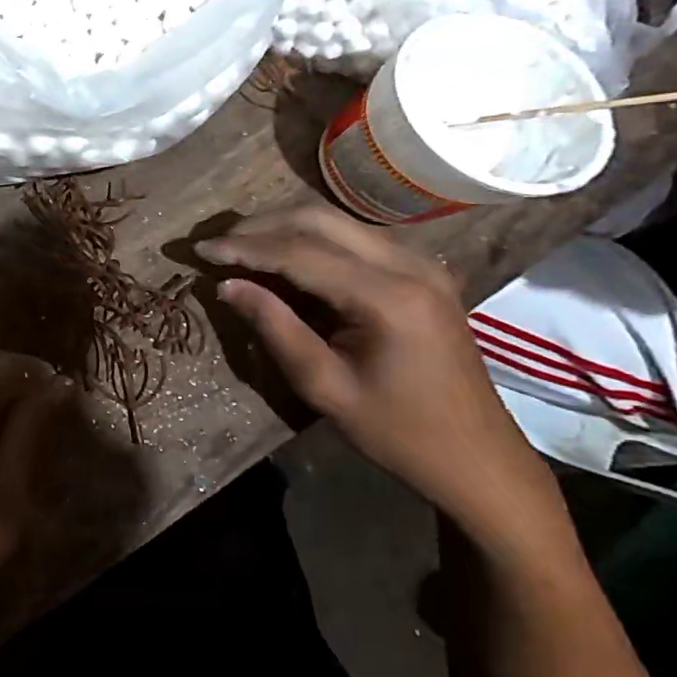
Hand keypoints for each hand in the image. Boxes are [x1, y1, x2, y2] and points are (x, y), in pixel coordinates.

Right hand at [197, 207, 561, 551]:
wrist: (477, 457)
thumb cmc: (398, 432)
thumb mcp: (324, 386)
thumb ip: (275, 327)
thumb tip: (227, 286)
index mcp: (389, 297)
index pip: (300, 252)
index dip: (244, 248)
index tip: (199, 250)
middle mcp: (410, 264)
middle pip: (320, 219)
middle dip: (261, 226)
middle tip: (217, 244)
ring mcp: (423, 263)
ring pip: (338, 222)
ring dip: (285, 228)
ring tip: (241, 247)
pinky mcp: (423, 271)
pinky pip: (356, 238)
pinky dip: (313, 240)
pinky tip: (286, 258)